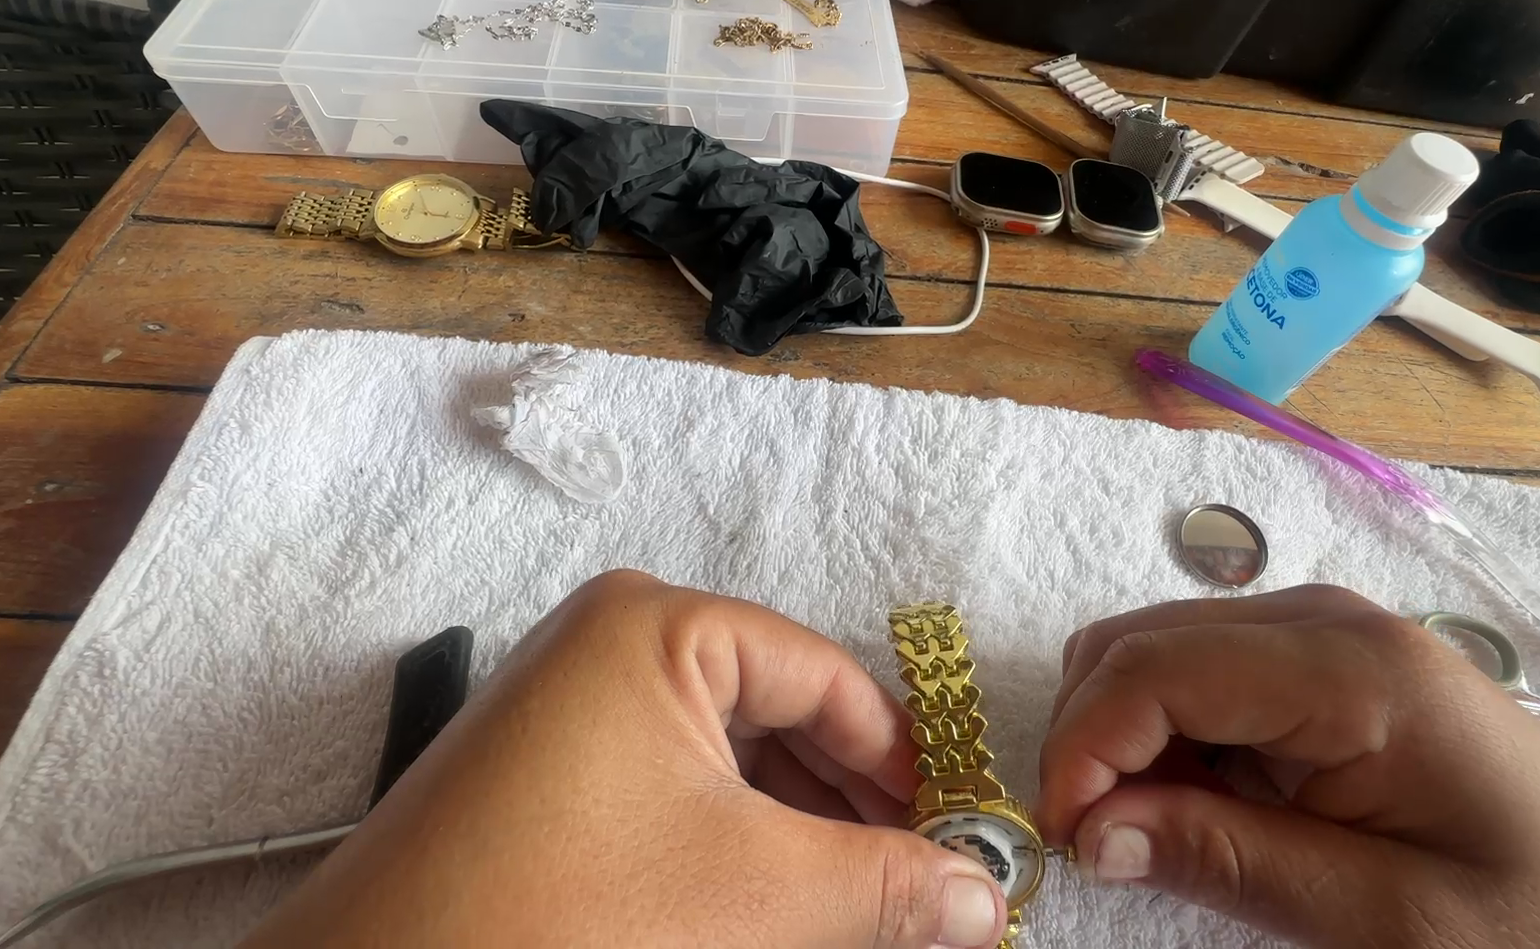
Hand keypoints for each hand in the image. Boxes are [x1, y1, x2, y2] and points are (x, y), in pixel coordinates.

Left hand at [240, 570, 1005, 948]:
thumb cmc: (564, 921)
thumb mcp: (753, 894)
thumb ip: (883, 886)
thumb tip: (985, 897)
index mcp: (662, 620)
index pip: (822, 674)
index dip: (895, 755)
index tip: (948, 830)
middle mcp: (617, 629)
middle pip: (777, 703)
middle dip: (846, 795)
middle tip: (911, 875)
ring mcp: (578, 684)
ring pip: (727, 740)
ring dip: (793, 815)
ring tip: (850, 893)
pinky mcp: (554, 745)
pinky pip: (674, 765)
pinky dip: (730, 822)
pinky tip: (769, 882)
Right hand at [1040, 584, 1539, 948]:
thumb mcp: (1396, 927)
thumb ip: (1229, 863)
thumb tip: (1089, 834)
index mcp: (1348, 666)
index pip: (1155, 670)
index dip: (1084, 745)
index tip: (1061, 836)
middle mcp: (1309, 616)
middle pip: (1132, 645)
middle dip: (1088, 738)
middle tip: (1099, 841)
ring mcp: (1301, 624)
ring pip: (1140, 650)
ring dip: (1116, 737)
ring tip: (1158, 824)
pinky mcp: (1294, 649)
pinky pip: (1178, 670)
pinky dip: (1152, 734)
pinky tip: (1196, 796)